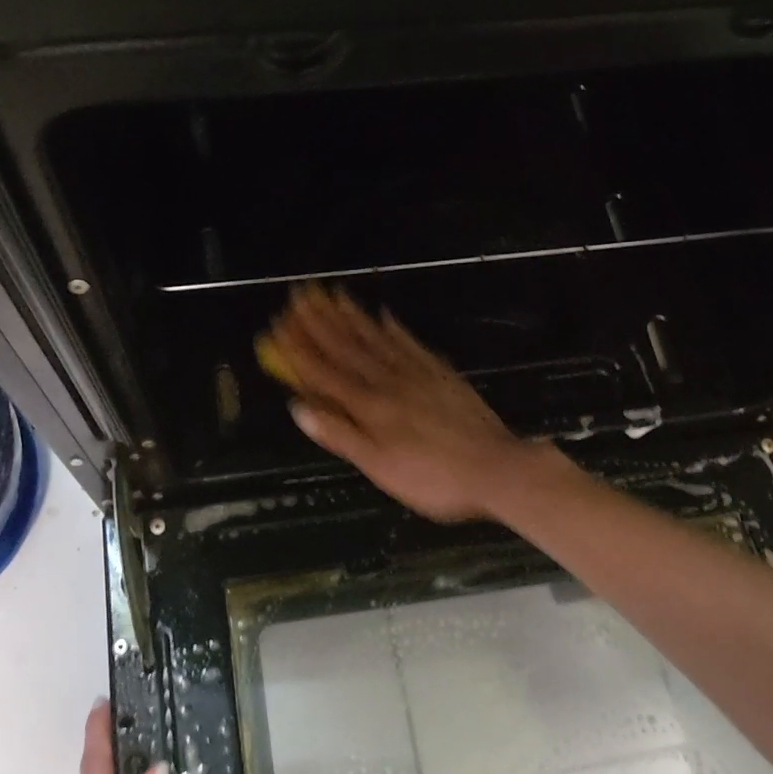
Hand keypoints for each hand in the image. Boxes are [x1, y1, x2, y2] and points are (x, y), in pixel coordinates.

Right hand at [260, 284, 544, 522]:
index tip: (277, 328)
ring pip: (377, 339)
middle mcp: (389, 382)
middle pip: (348, 348)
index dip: (299, 351)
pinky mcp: (442, 375)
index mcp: (369, 407)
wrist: (495, 469)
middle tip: (298, 296)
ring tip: (331, 295)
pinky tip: (384, 315)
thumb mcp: (379, 466)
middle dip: (319, 323)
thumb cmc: (433, 478)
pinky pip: (411, 344)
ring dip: (351, 317)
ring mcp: (418, 374)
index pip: (325, 374)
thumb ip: (340, 435)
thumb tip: (300, 408)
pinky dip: (393, 328)